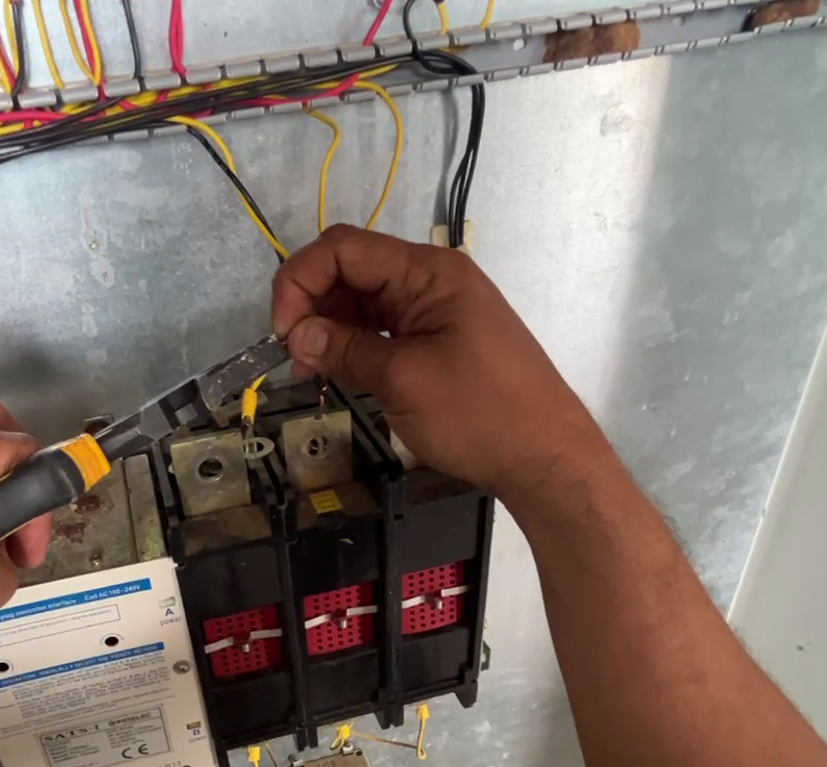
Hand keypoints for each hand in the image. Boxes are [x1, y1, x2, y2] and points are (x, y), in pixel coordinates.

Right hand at [270, 225, 606, 503]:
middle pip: (353, 272)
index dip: (301, 280)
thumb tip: (297, 334)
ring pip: (366, 304)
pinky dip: (356, 346)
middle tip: (293, 358)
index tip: (282, 331)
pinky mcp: (439, 342)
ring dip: (330, 329)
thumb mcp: (403, 380)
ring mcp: (437, 312)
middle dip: (313, 306)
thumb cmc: (479, 414)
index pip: (345, 248)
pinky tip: (339, 371)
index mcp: (427, 272)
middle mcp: (431, 281)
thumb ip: (346, 350)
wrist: (544, 457)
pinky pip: (385, 330)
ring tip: (311, 371)